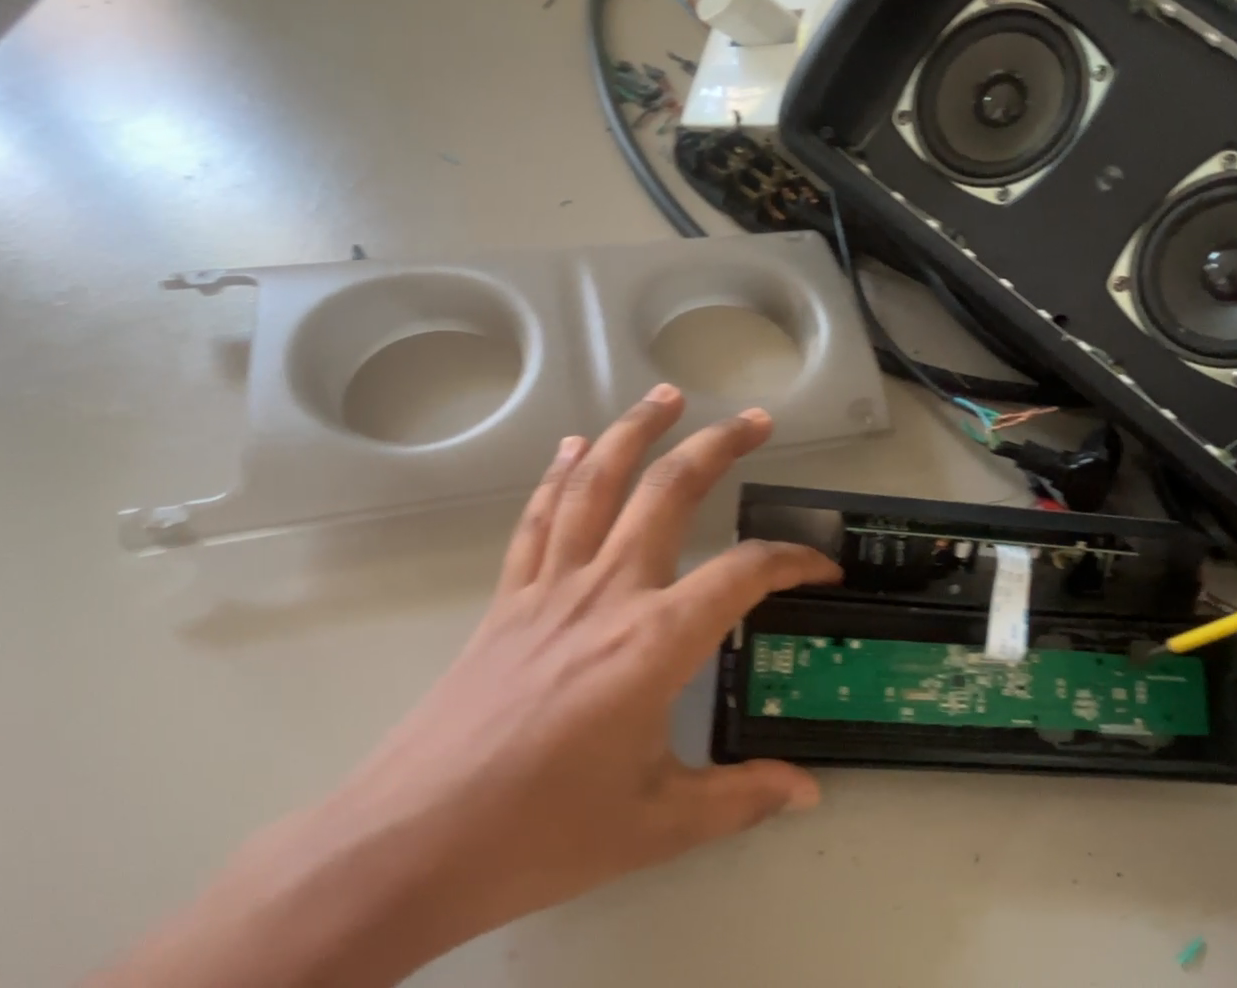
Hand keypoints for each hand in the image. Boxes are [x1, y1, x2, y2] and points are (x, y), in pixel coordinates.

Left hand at [92, 386, 840, 987]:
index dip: (794, 561)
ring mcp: (549, 589)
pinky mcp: (507, 600)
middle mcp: (606, 594)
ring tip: (666, 396)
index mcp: (655, 641)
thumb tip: (807, 792)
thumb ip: (741, 799)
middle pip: (668, 492)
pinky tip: (572, 448)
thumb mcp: (658, 825)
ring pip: (595, 482)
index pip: (744, 573)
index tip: (823, 570)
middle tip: (754, 419)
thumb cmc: (542, 835)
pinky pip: (539, 518)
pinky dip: (560, 475)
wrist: (413, 841)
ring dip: (633, 431)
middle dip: (717, 446)